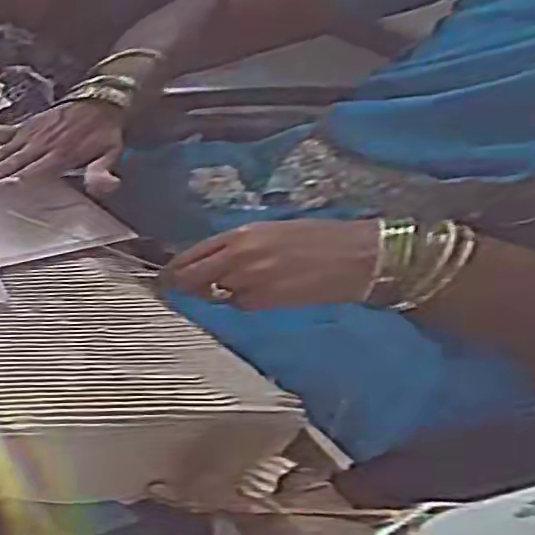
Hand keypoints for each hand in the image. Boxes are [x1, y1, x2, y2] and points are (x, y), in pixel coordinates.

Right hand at [0, 99, 125, 193]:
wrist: (100, 102)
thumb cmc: (101, 134)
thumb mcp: (111, 153)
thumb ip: (102, 171)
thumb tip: (105, 187)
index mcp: (62, 154)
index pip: (40, 168)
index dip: (28, 175)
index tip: (14, 183)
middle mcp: (42, 144)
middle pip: (18, 160)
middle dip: (2, 169)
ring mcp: (30, 135)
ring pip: (6, 149)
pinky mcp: (22, 128)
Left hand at [162, 219, 379, 310]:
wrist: (369, 256)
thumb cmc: (322, 238)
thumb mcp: (271, 231)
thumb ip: (232, 246)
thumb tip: (201, 260)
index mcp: (240, 236)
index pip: (188, 256)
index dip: (172, 268)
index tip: (166, 275)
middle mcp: (237, 257)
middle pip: (187, 277)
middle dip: (179, 284)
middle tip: (179, 288)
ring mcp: (247, 280)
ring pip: (210, 293)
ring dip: (216, 292)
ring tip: (245, 283)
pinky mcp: (260, 300)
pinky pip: (235, 304)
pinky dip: (241, 300)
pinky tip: (266, 291)